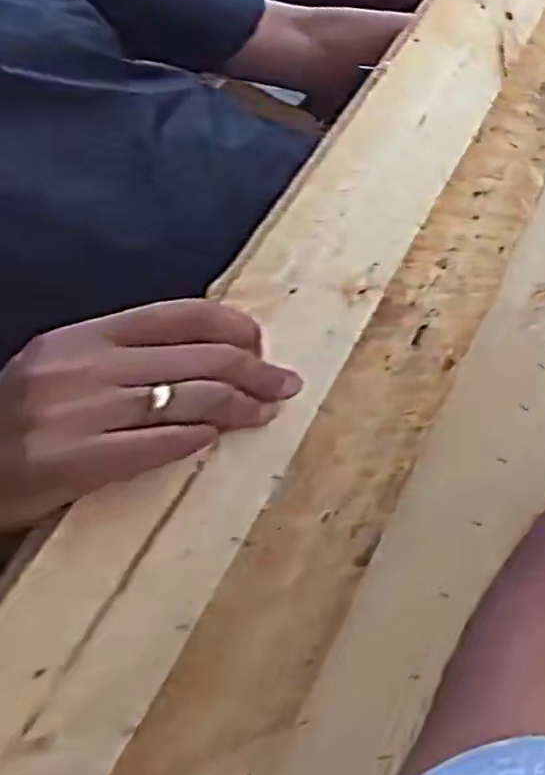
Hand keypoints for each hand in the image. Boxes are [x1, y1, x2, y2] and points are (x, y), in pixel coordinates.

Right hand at [0, 300, 302, 527]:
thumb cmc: (28, 417)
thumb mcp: (76, 369)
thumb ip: (146, 354)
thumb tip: (243, 354)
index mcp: (81, 337)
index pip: (189, 315)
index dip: (242, 329)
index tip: (263, 348)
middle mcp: (79, 368)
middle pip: (213, 359)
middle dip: (262, 373)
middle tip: (285, 386)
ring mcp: (73, 414)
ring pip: (204, 397)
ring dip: (247, 407)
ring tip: (263, 413)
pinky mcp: (72, 459)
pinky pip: (174, 440)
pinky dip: (204, 438)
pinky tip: (210, 439)